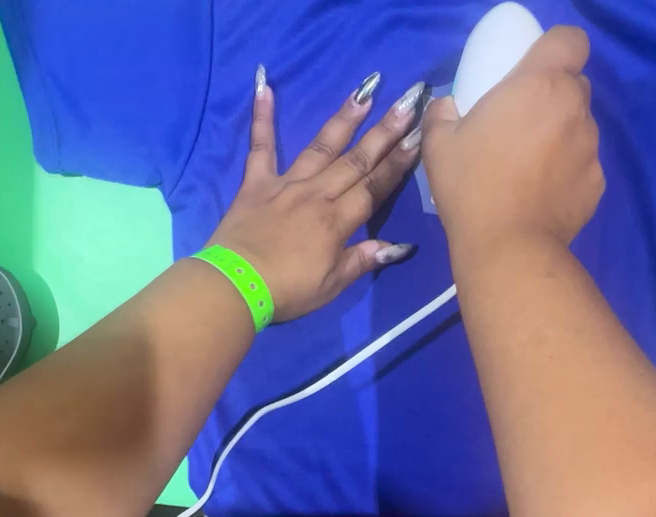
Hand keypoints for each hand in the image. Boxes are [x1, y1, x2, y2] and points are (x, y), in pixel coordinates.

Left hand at [206, 70, 425, 321]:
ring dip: (344, 119)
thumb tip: (400, 247)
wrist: (236, 286)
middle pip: (355, 160)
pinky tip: (264, 86)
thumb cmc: (287, 291)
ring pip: (320, 146)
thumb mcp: (331, 285)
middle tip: (407, 102)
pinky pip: (261, 146)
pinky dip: (262, 117)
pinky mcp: (256, 184)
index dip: (397, 163)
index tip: (419, 137)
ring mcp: (286, 185)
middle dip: (384, 132)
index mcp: (336, 221)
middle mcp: (316, 194)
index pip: (374, 188)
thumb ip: (362, 260)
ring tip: (364, 92)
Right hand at [421, 27, 603, 250]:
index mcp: (540, 85)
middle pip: (575, 87)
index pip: (570, 41)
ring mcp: (591, 149)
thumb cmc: (471, 189)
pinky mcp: (596, 185)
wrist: (507, 249)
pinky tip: (543, 198)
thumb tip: (446, 107)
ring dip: (561, 140)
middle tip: (524, 129)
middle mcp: (574, 109)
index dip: (557, 51)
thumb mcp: (439, 147)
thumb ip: (441, 115)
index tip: (536, 73)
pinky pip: (583, 169)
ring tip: (532, 172)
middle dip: (555, 100)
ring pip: (581, 130)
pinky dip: (568, 176)